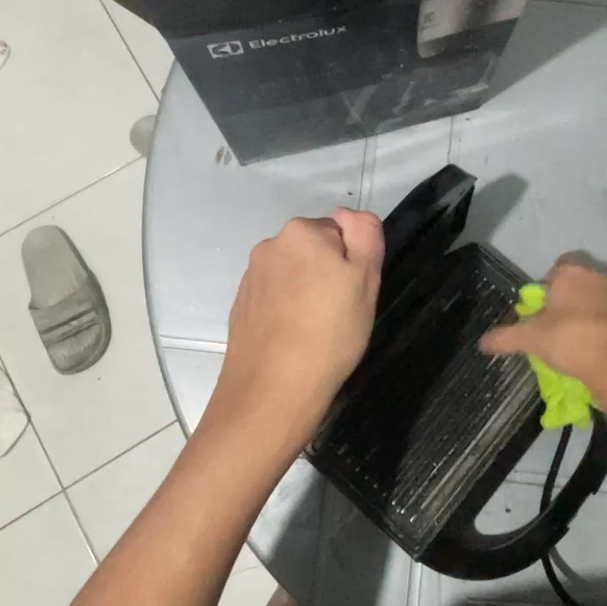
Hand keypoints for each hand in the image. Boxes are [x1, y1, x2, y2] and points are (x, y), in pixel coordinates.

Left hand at [212, 209, 385, 454]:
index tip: (354, 295)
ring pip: (294, 276)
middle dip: (328, 276)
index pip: (341, 234)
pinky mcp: (241, 306)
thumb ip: (364, 234)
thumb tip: (347, 214)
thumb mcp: (366, 279)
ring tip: (316, 333)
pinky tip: (294, 341)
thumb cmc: (329, 333)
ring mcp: (251, 277)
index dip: (354, 265)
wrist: (272, 390)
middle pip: (314, 252)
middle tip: (340, 315)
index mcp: (301, 232)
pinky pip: (275, 299)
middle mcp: (269, 246)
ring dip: (307, 294)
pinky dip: (287, 313)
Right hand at [479, 255, 606, 411]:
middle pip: (578, 280)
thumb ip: (505, 337)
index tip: (542, 306)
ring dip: (586, 310)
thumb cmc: (570, 340)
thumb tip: (482, 342)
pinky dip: (603, 324)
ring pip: (597, 296)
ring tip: (573, 336)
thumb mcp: (531, 339)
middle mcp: (598, 276)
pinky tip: (594, 344)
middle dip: (566, 297)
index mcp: (572, 272)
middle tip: (553, 323)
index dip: (549, 282)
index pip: (560, 264)